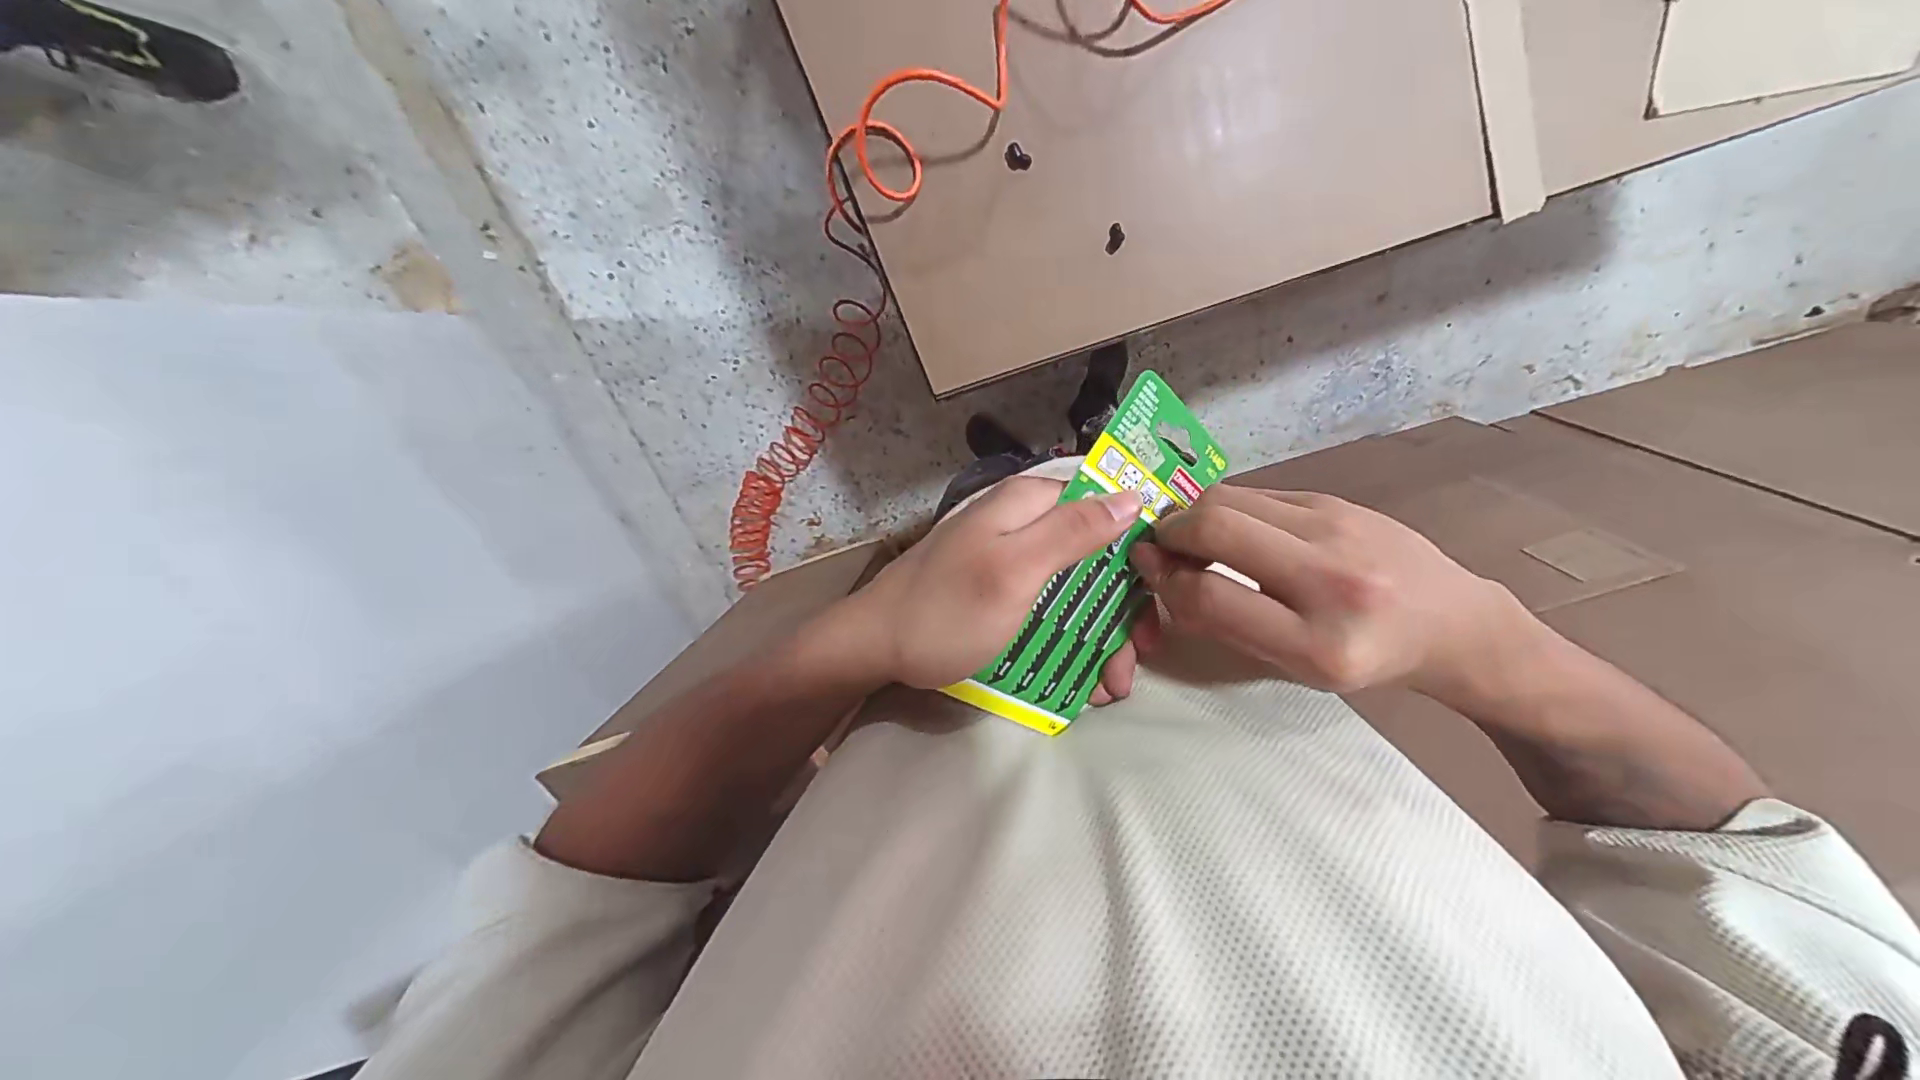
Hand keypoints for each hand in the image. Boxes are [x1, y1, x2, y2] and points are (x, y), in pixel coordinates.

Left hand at [824, 476, 1150, 697]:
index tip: (1157, 594)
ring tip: (1111, 685)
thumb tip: (1132, 495)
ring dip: (1101, 634)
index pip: (1104, 503)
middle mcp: (1021, 524)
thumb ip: (1071, 531)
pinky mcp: (999, 592)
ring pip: (1075, 587)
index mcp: (1027, 505)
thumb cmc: (945, 611)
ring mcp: (1009, 560)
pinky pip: (1048, 608)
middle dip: (1122, 608)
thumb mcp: (1014, 570)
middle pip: (1095, 555)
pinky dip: (1069, 640)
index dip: (1137, 545)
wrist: (873, 650)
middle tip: (1137, 656)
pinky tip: (1082, 679)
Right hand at [1130, 485, 1533, 696]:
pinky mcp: (1339, 500)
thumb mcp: (1293, 665)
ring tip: (1189, 534)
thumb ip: (1226, 622)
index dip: (1163, 578)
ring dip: (1193, 513)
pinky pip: (1258, 493)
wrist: (1450, 624)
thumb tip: (1161, 573)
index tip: (1147, 567)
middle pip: (1216, 527)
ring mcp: (1340, 529)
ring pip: (1231, 499)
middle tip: (1160, 544)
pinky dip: (1228, 508)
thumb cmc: (1364, 658)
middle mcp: (1332, 581)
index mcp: (1318, 645)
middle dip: (1170, 530)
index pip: (1210, 596)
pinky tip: (1231, 528)